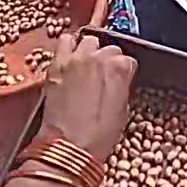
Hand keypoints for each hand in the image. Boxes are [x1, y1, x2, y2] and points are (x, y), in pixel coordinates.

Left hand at [40, 33, 136, 160]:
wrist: (69, 145)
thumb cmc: (98, 134)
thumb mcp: (123, 110)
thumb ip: (122, 86)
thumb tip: (118, 80)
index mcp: (120, 68)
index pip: (128, 60)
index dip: (124, 72)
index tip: (119, 80)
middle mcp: (99, 56)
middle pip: (109, 48)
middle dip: (108, 60)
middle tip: (102, 75)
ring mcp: (77, 58)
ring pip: (89, 40)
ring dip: (90, 50)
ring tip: (87, 64)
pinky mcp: (58, 63)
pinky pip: (64, 41)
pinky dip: (69, 46)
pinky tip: (71, 58)